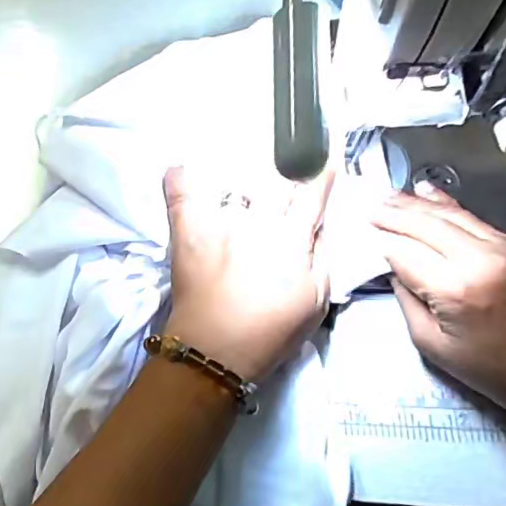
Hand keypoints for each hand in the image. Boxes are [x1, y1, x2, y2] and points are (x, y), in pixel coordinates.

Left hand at [161, 165, 333, 382]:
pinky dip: (181, 177)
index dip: (322, 171)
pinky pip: (182, 192)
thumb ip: (322, 259)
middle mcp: (259, 224)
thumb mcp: (316, 302)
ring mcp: (220, 223)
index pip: (313, 195)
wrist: (214, 352)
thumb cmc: (271, 333)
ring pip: (233, 179)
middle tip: (284, 160)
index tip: (325, 153)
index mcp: (292, 240)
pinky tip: (182, 166)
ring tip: (239, 152)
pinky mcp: (189, 230)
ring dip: (239, 166)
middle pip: (275, 179)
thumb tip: (320, 227)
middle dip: (283, 166)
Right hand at [370, 183, 505, 438]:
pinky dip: (448, 206)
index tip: (361, 234)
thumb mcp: (437, 349)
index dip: (381, 243)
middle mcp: (480, 257)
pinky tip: (429, 195)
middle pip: (426, 223)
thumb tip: (398, 270)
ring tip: (390, 195)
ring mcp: (504, 245)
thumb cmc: (500, 374)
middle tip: (369, 205)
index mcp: (456, 288)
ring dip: (418, 203)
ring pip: (451, 213)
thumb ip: (410, 303)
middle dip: (395, 213)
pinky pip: (474, 218)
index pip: (405, 253)